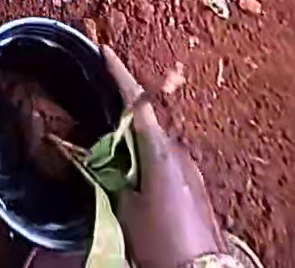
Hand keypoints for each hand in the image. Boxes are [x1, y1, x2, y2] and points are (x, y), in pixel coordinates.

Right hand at [103, 45, 221, 267]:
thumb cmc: (162, 244)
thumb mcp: (125, 209)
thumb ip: (112, 177)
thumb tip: (102, 162)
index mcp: (159, 149)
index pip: (135, 100)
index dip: (119, 73)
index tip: (105, 50)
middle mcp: (178, 151)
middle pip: (144, 123)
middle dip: (121, 122)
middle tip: (98, 124)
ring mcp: (190, 169)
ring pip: (154, 145)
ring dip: (135, 147)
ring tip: (115, 164)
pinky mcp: (195, 187)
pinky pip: (165, 163)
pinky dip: (147, 163)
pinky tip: (137, 184)